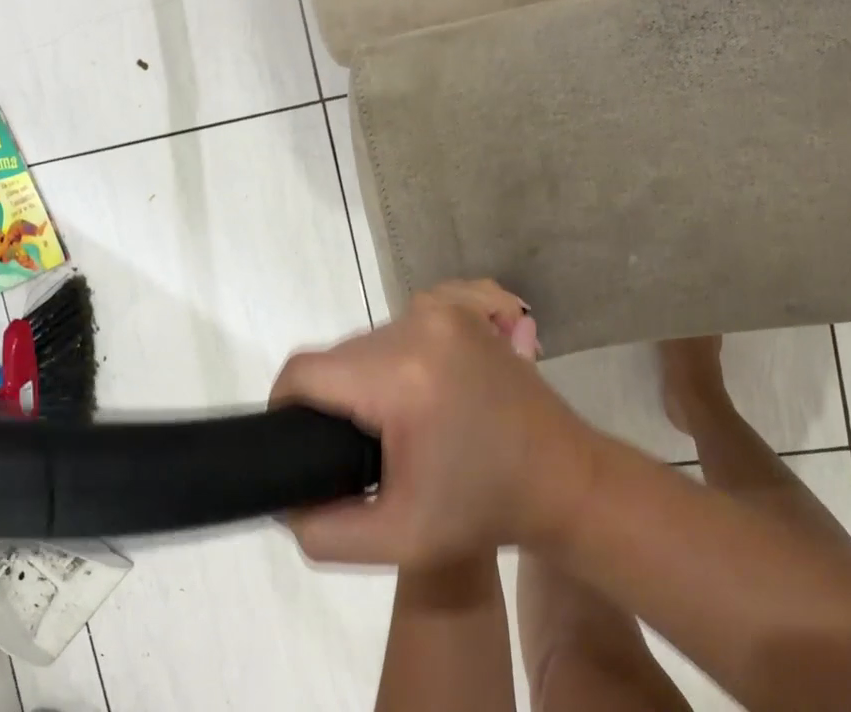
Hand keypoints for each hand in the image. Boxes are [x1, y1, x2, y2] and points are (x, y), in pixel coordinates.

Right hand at [271, 280, 593, 565]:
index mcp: (400, 376)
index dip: (285, 406)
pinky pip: (397, 326)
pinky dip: (391, 357)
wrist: (565, 479)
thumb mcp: (397, 540)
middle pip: (335, 355)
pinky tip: (410, 391)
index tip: (294, 440)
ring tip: (388, 426)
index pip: (305, 371)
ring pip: (364, 341)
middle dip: (330, 399)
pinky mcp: (461, 310)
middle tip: (352, 447)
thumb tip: (284, 498)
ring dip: (361, 379)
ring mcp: (444, 311)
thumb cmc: (483, 511)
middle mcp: (418, 326)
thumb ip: (323, 529)